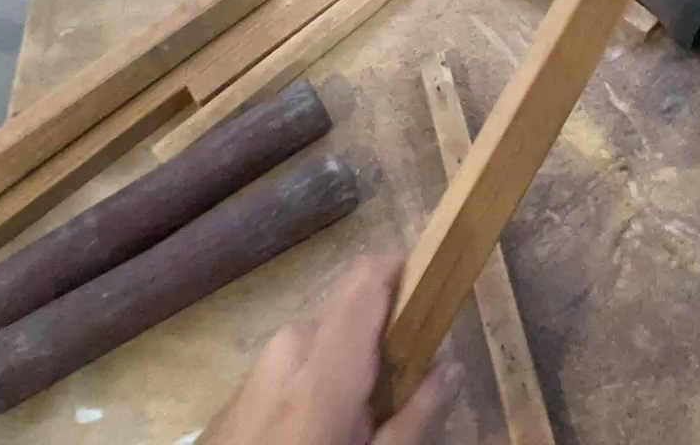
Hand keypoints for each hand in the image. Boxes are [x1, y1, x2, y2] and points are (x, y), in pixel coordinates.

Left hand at [201, 255, 459, 444]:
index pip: (369, 274)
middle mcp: (294, 341)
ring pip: (326, 338)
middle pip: (354, 310)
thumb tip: (454, 365)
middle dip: (383, 336)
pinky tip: (317, 429)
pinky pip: (298, 359)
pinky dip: (319, 379)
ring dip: (350, 362)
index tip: (431, 297)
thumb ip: (416, 415)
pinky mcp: (245, 380)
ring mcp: (263, 360)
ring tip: (358, 420)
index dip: (404, 271)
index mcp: (327, 359)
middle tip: (400, 387)